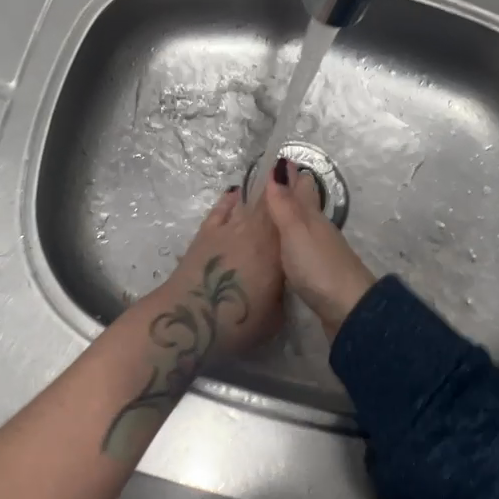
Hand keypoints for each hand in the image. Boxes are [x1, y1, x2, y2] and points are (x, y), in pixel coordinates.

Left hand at [151, 187, 284, 358]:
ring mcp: (229, 228)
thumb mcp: (275, 317)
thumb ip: (282, 292)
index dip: (299, 205)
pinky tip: (235, 194)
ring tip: (266, 182)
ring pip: (248, 203)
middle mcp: (255, 232)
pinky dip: (230, 199)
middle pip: (270, 204)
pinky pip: (222, 208)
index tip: (306, 190)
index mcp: (277, 253)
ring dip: (258, 192)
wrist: (192, 317)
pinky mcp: (206, 231)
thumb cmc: (237, 323)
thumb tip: (280, 281)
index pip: (292, 221)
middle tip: (289, 175)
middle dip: (280, 190)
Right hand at [262, 158, 376, 338]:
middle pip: (304, 203)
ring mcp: (320, 251)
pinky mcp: (317, 273)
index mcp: (312, 215)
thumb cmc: (319, 266)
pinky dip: (289, 240)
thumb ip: (284, 203)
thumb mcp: (296, 231)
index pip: (302, 186)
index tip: (275, 160)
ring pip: (302, 225)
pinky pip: (300, 247)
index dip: (290, 173)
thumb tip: (277, 165)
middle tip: (267, 183)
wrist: (349, 311)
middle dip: (289, 191)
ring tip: (268, 212)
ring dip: (288, 215)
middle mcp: (317, 228)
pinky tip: (282, 247)